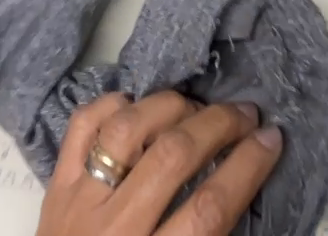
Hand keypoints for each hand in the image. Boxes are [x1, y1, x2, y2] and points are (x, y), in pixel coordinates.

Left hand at [35, 91, 283, 235]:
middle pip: (172, 157)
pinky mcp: (56, 184)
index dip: (247, 166)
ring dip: (170, 107)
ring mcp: (79, 201)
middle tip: (246, 113)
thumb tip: (242, 177)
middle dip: (218, 125)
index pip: (209, 209)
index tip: (271, 138)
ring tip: (196, 106)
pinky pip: (83, 127)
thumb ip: (204, 234)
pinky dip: (113, 104)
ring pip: (127, 130)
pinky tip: (138, 105)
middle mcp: (115, 228)